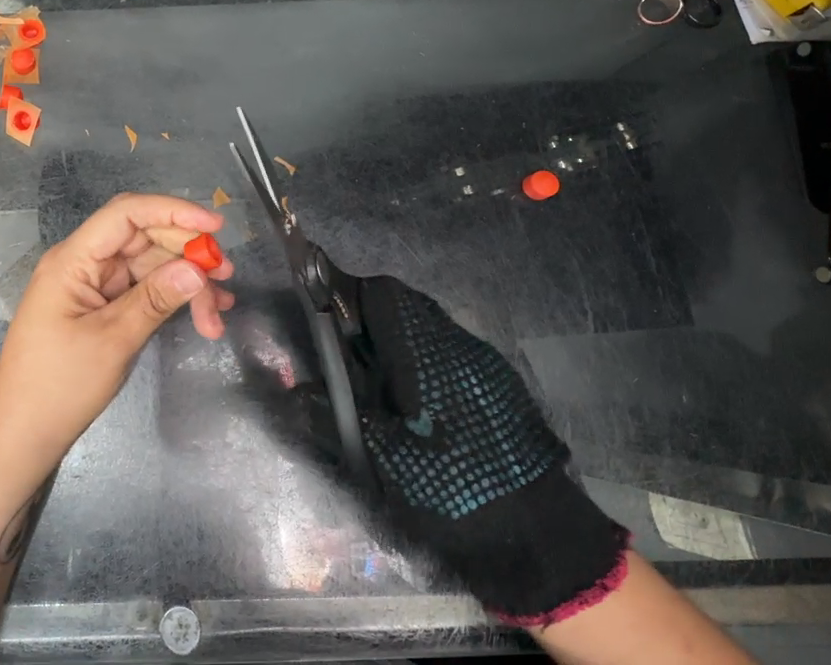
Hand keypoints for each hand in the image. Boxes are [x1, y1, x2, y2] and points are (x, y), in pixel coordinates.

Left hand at [0, 194, 234, 462]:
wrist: (22, 432)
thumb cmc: (59, 385)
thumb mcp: (112, 341)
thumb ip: (155, 300)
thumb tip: (196, 269)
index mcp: (73, 259)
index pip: (126, 214)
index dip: (172, 211)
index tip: (215, 227)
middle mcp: (83, 263)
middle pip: (143, 238)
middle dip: (186, 252)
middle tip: (226, 277)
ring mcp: (93, 286)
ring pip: (150, 266)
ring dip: (186, 282)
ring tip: (220, 311)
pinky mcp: (102, 308)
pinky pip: (143, 290)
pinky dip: (172, 298)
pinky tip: (204, 314)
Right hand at [355, 276, 628, 625]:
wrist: (539, 537)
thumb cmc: (452, 492)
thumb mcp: (384, 462)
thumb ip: (332, 418)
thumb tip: (291, 395)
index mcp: (425, 355)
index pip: (382, 293)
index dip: (347, 296)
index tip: (323, 318)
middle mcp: (458, 346)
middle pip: (406, 303)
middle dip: (370, 317)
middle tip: (344, 353)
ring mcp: (485, 363)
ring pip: (429, 325)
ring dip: (397, 337)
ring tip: (378, 379)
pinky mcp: (499, 384)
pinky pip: (449, 350)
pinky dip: (422, 358)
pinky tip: (416, 400)